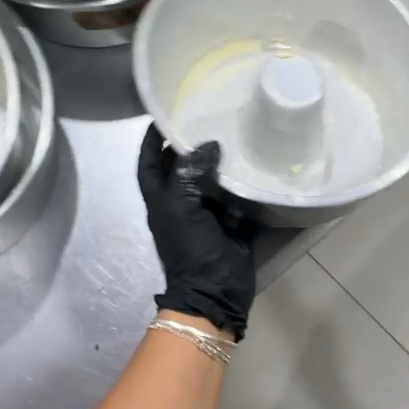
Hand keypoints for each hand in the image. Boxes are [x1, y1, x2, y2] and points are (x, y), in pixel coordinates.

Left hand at [137, 126, 257, 338]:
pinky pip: (241, 203)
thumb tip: (209, 146)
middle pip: (186, 169)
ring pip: (215, 184)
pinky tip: (258, 170)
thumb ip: (190, 173)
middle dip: (195, 147)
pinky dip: (248, 190)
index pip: (151, 163)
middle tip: (212, 119)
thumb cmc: (191, 250)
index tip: (165, 115)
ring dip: (226, 166)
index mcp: (163, 200)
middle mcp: (184, 205)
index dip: (153, 140)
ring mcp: (210, 218)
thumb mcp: (182, 208)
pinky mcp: (235, 228)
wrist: (215, 293)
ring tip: (239, 138)